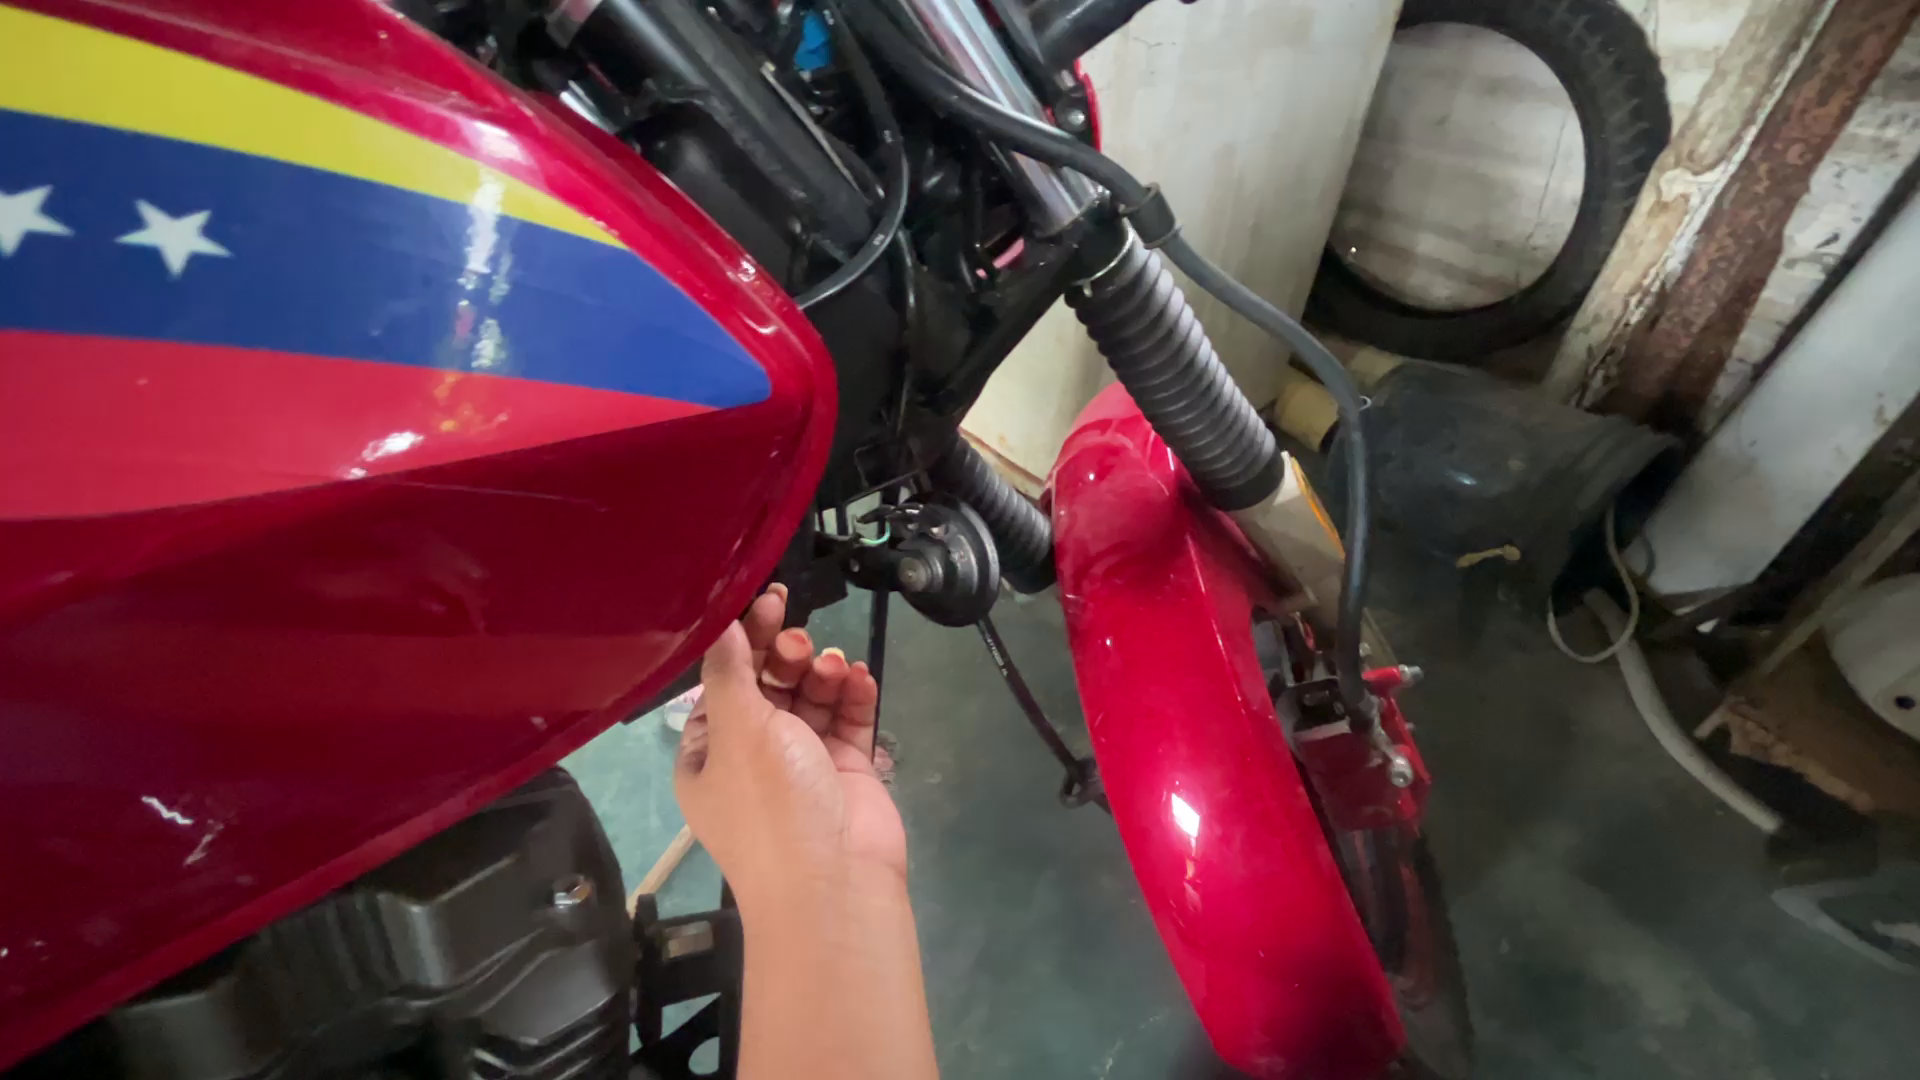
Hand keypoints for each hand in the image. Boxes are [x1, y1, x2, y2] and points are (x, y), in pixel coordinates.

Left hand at [675, 585, 905, 912]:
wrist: (835, 880)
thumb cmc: (771, 802)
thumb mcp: (739, 730)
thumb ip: (732, 671)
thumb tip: (719, 623)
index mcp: (712, 751)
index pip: (726, 680)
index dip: (746, 640)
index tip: (770, 601)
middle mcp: (754, 753)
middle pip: (771, 684)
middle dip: (787, 657)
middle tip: (801, 645)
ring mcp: (804, 760)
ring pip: (812, 698)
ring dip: (824, 675)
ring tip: (835, 669)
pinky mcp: (845, 768)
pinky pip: (848, 719)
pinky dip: (854, 696)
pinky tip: (861, 679)